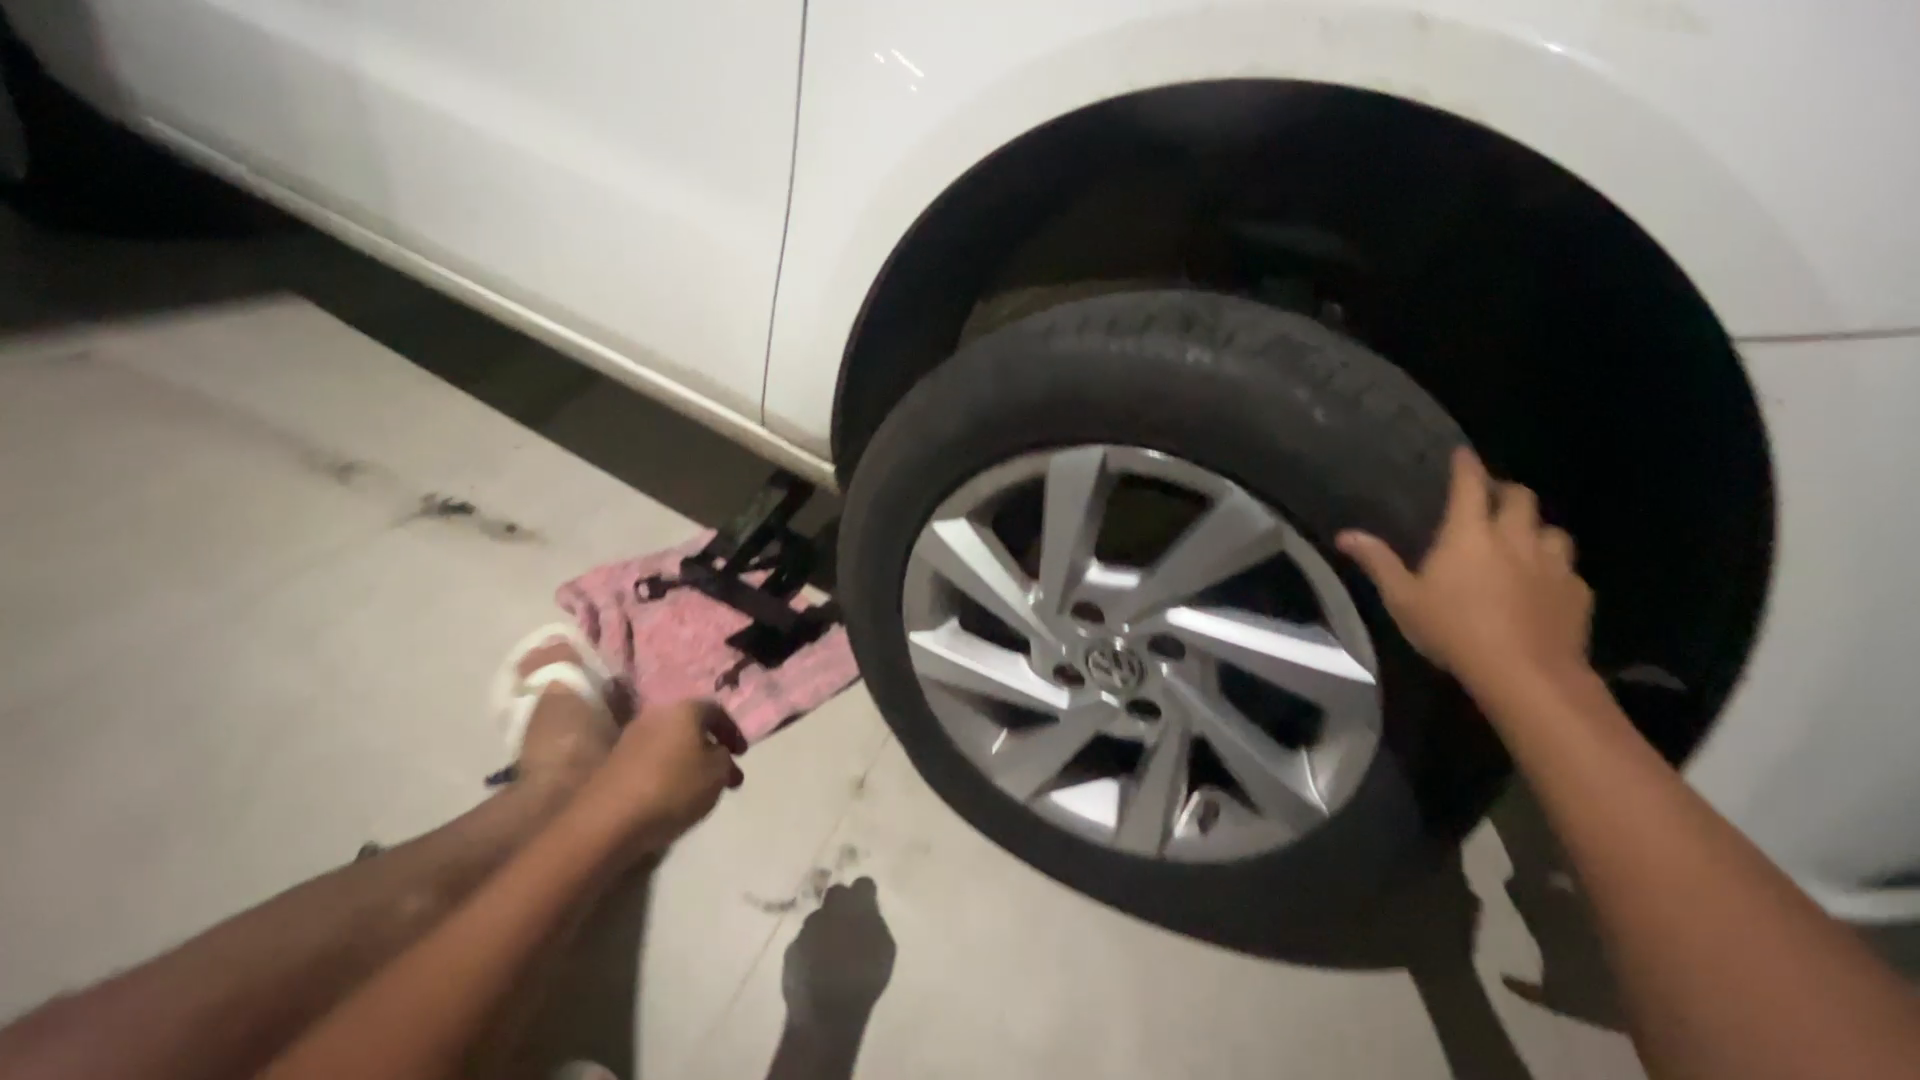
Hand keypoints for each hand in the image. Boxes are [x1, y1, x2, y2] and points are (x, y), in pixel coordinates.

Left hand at [572, 699, 745, 853]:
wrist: (609, 819)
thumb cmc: (673, 788)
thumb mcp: (717, 773)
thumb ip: (725, 757)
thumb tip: (716, 752)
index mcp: (684, 709)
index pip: (716, 711)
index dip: (733, 732)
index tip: (742, 755)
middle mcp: (656, 715)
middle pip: (691, 727)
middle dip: (710, 748)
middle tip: (724, 774)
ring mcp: (631, 737)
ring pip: (671, 743)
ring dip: (689, 761)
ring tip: (700, 789)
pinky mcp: (615, 762)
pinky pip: (652, 759)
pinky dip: (667, 771)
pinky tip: (672, 795)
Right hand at [1336, 447, 1592, 688]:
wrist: (1524, 672)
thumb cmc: (1453, 630)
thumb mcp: (1403, 600)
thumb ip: (1379, 563)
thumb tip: (1346, 535)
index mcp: (1469, 534)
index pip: (1470, 485)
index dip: (1466, 466)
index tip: (1463, 454)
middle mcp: (1515, 538)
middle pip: (1520, 497)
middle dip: (1506, 492)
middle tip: (1493, 500)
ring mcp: (1552, 564)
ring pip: (1552, 531)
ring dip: (1536, 530)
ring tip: (1524, 542)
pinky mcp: (1577, 592)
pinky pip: (1569, 571)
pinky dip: (1555, 571)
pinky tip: (1545, 587)